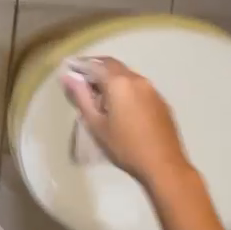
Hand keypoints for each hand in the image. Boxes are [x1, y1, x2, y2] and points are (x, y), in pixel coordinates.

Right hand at [59, 56, 192, 187]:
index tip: (69, 69)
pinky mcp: (160, 101)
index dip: (80, 64)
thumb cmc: (124, 146)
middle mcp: (137, 80)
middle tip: (81, 81)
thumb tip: (68, 77)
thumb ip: (81, 97)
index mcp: (119, 83)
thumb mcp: (96, 123)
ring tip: (98, 95)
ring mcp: (152, 89)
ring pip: (126, 75)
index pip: (96, 64)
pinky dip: (124, 87)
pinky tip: (119, 105)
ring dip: (110, 78)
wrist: (163, 165)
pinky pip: (137, 86)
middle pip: (113, 66)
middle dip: (96, 68)